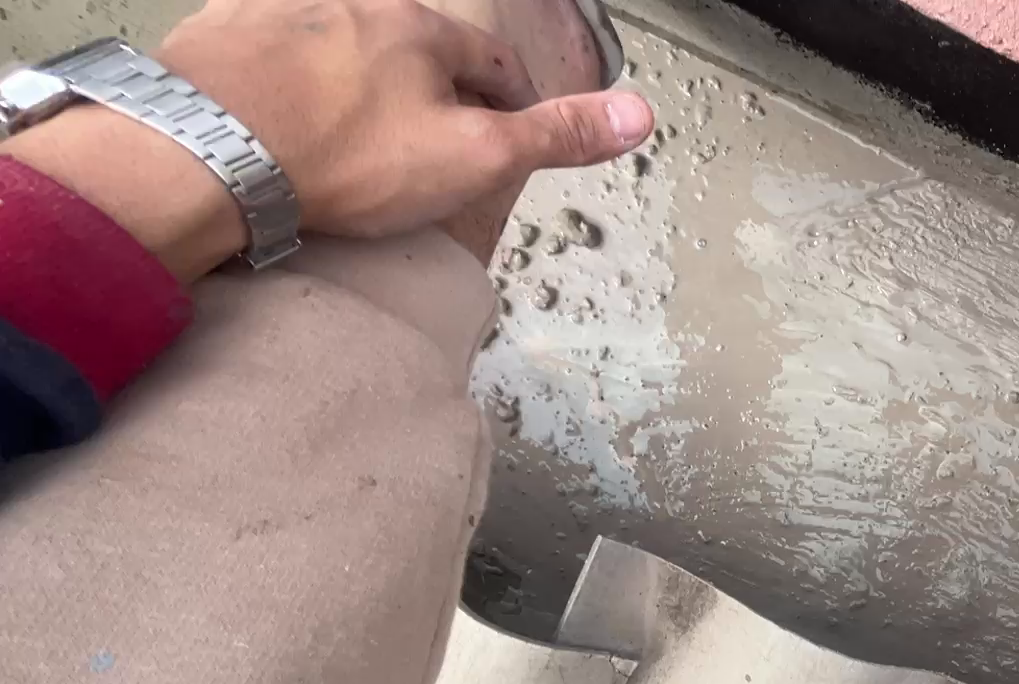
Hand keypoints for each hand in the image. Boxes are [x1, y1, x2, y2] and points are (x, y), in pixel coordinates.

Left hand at [2, 0, 654, 278]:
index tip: (518, 139)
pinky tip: (312, 124)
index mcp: (419, 32)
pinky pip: (292, 52)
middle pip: (425, 49)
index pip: (494, 62)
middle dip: (449, 92)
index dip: (518, 103)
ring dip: (382, 84)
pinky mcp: (225, 35)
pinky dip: (316, 84)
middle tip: (452, 149)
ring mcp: (283, 14)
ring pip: (357, 48)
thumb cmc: (356, 159)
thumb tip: (641, 114)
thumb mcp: (479, 156)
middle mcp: (352, 5)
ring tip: (383, 141)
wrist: (204, 155)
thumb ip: (557, 135)